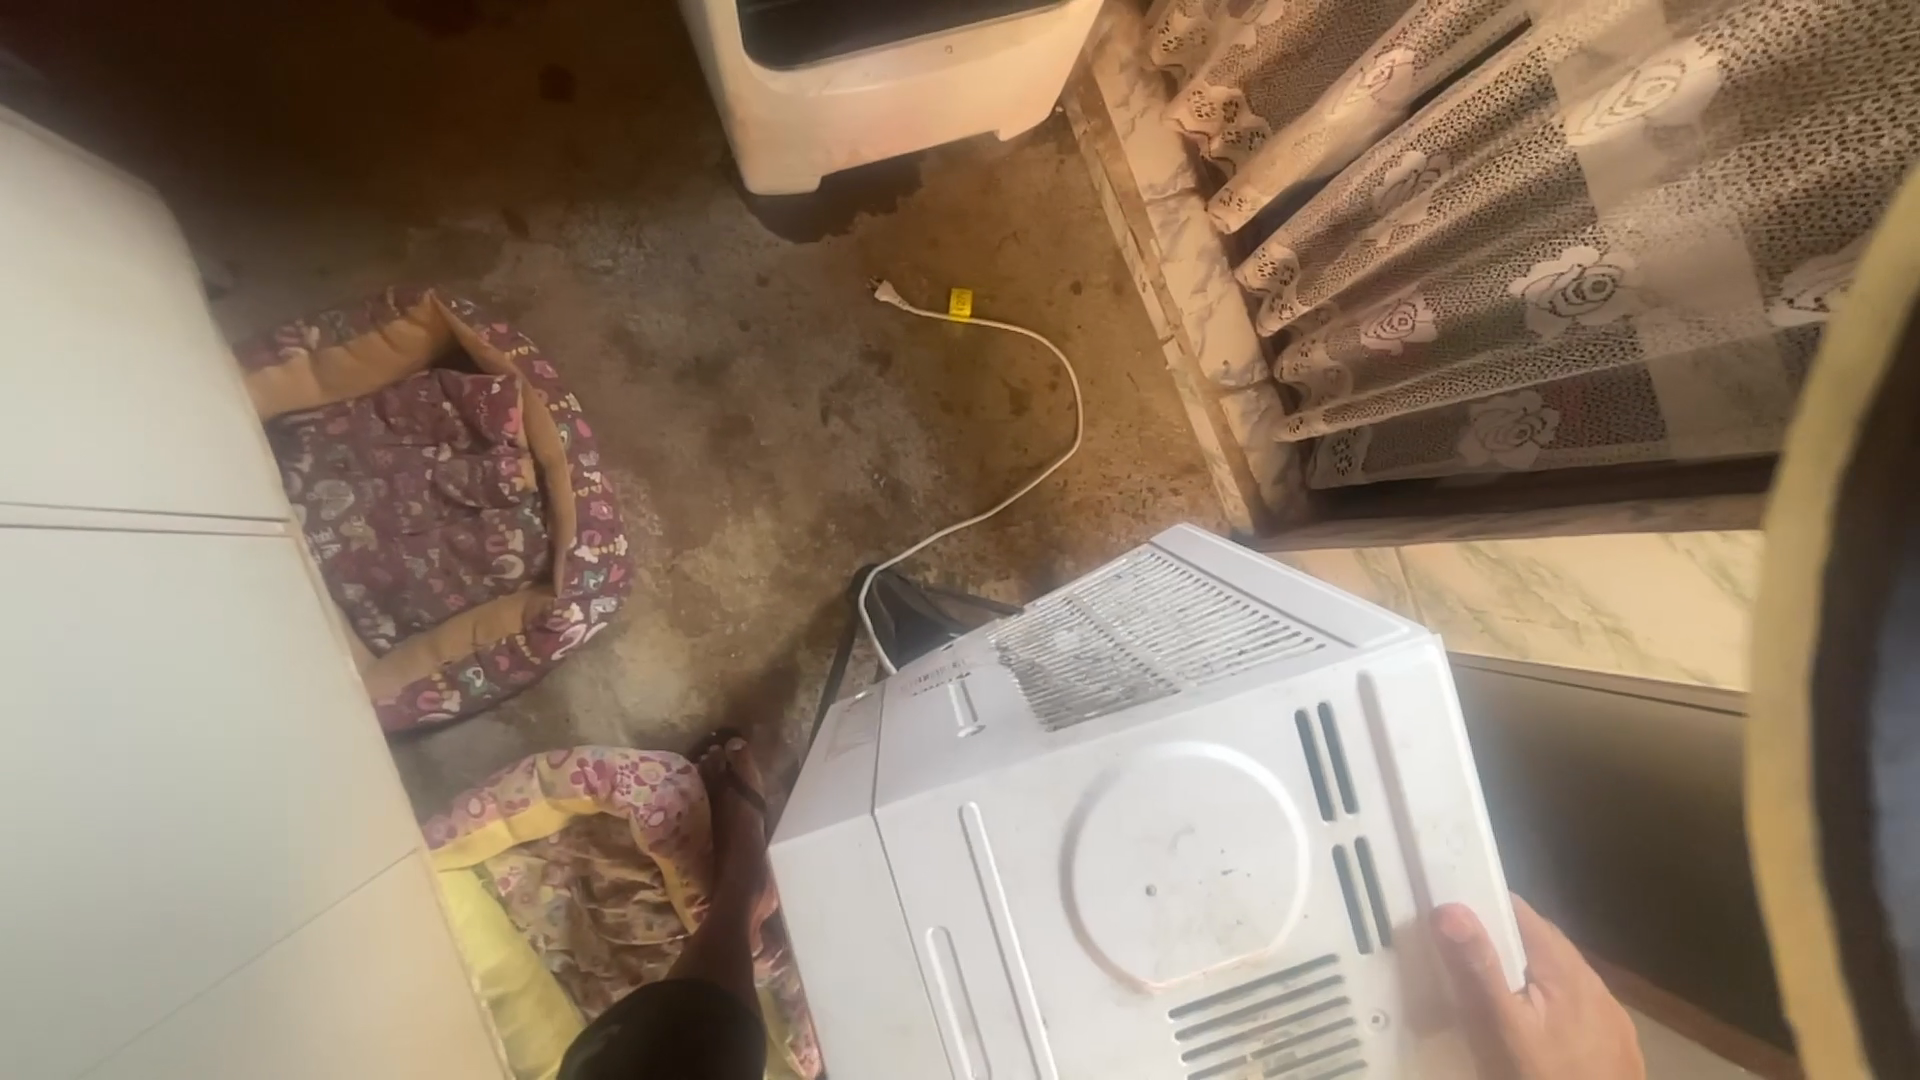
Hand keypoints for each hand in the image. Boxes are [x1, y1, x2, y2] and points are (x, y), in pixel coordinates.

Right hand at [1432, 895, 1645, 1079]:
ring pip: (1556, 977)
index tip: (1443, 912)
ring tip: (1482, 991)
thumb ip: (1476, 968)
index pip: (1521, 913)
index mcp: (1572, 974)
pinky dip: (1541, 1004)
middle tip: (1453, 953)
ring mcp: (1613, 1026)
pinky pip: (1570, 1010)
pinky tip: (1523, 1029)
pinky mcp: (1616, 1055)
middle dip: (1496, 940)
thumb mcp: (1498, 1029)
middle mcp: (1599, 991)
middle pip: (1539, 943)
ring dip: (1520, 972)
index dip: (1480, 905)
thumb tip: (1449, 907)